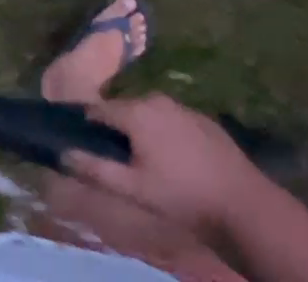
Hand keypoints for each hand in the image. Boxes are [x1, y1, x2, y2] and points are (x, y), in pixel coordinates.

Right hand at [63, 93, 269, 230]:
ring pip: (149, 114)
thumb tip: (62, 153)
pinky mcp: (205, 121)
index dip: (86, 125)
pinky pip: (172, 121)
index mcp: (136, 111)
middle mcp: (157, 100)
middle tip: (117, 160)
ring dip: (141, 131)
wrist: (245, 207)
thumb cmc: (182, 197)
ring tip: (146, 162)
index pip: (96, 109)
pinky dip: (165, 134)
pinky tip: (175, 162)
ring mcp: (184, 108)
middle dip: (115, 129)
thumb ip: (94, 168)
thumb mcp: (133, 188)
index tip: (83, 144)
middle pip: (123, 109)